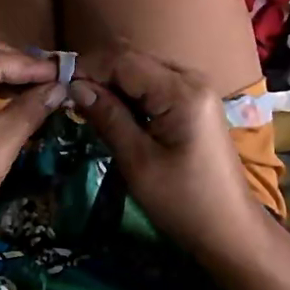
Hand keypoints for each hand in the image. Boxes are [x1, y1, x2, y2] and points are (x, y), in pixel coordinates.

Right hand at [70, 50, 268, 262]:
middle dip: (98, 73)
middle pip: (133, 59)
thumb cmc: (183, 202)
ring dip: (112, 82)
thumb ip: (108, 117)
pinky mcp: (194, 101)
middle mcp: (191, 78)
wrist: (230, 230)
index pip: (123, 61)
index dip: (88, 67)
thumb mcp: (138, 162)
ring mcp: (196, 88)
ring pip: (142, 69)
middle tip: (68, 97)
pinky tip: (112, 111)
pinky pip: (154, 83)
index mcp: (181, 91)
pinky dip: (129, 92)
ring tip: (85, 105)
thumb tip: (75, 86)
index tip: (58, 85)